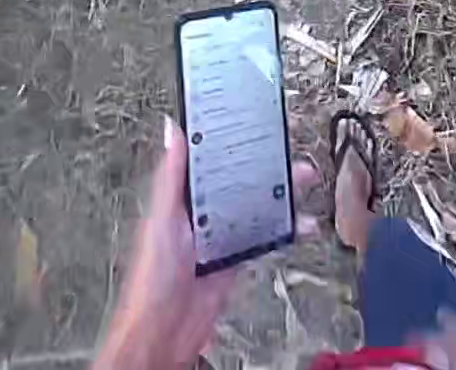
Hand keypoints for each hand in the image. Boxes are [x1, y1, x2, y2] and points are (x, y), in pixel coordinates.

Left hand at [93, 117, 318, 369]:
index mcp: (184, 194)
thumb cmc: (151, 276)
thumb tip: (172, 128)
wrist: (162, 334)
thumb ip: (170, 174)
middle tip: (291, 150)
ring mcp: (222, 234)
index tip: (256, 122)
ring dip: (281, 193)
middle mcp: (204, 210)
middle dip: (267, 163)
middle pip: (241, 177)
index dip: (234, 138)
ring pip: (257, 203)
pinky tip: (300, 223)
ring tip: (304, 179)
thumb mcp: (162, 216)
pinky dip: (284, 229)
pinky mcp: (234, 258)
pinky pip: (263, 237)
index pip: (212, 156)